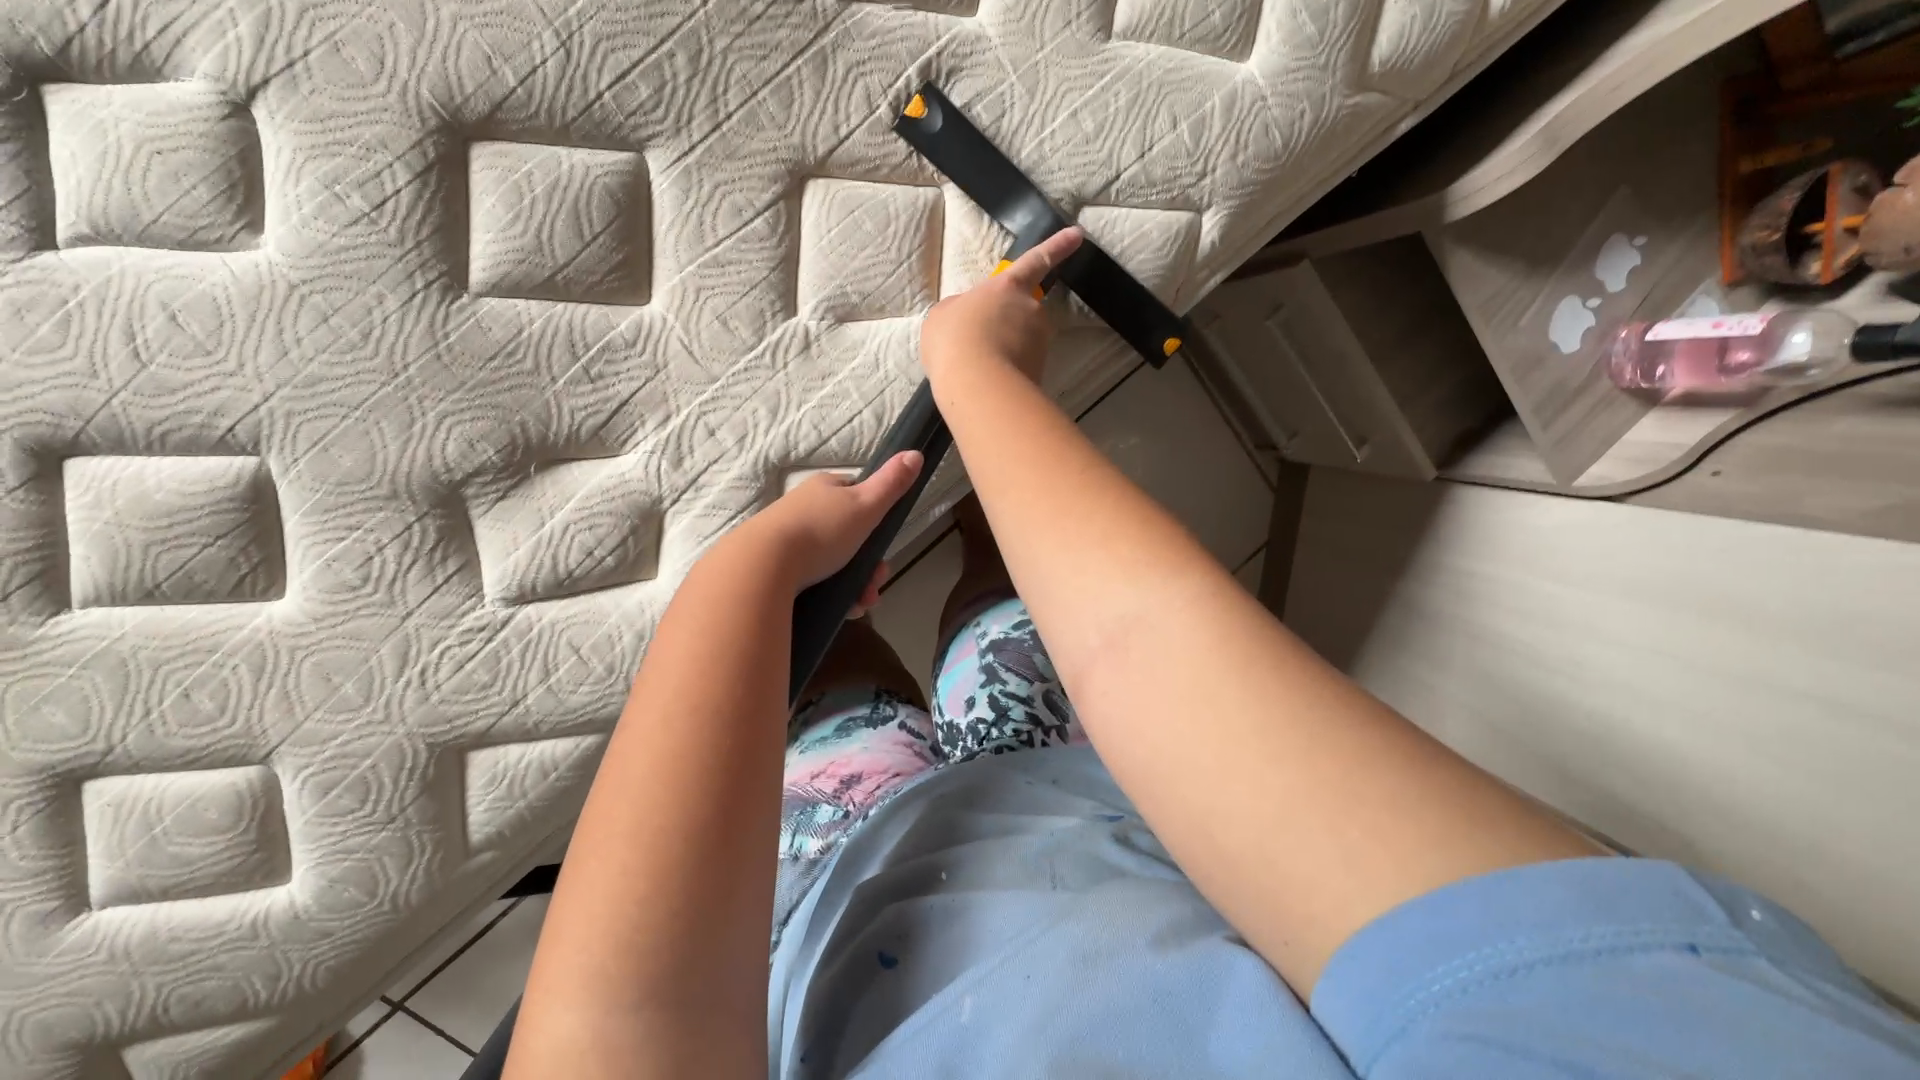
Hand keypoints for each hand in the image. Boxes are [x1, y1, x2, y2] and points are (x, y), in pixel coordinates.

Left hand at [727, 451, 923, 592]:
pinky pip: (815, 583)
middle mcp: (804, 511)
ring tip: (860, 604)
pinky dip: (833, 596)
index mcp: (823, 490)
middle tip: (875, 585)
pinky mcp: (777, 569)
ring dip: (856, 586)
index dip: (877, 523)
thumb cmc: (819, 531)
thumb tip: (914, 453)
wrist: (762, 568)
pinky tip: (842, 610)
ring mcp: (788, 541)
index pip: (857, 498)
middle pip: (849, 538)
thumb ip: (891, 483)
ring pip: (834, 565)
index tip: (885, 547)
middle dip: (869, 566)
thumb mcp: (864, 505)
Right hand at [921, 227, 1083, 385]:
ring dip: (1005, 352)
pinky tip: (985, 384)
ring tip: (977, 367)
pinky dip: (1006, 373)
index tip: (1077, 235)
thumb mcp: (943, 315)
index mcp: (1008, 287)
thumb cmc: (954, 338)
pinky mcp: (1040, 372)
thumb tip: (971, 320)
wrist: (977, 385)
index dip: (1057, 247)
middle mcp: (1031, 310)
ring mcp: (1039, 343)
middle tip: (982, 343)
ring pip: (1022, 344)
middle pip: (1023, 313)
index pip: (1036, 261)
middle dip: (1008, 326)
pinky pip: (1020, 368)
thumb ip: (962, 310)